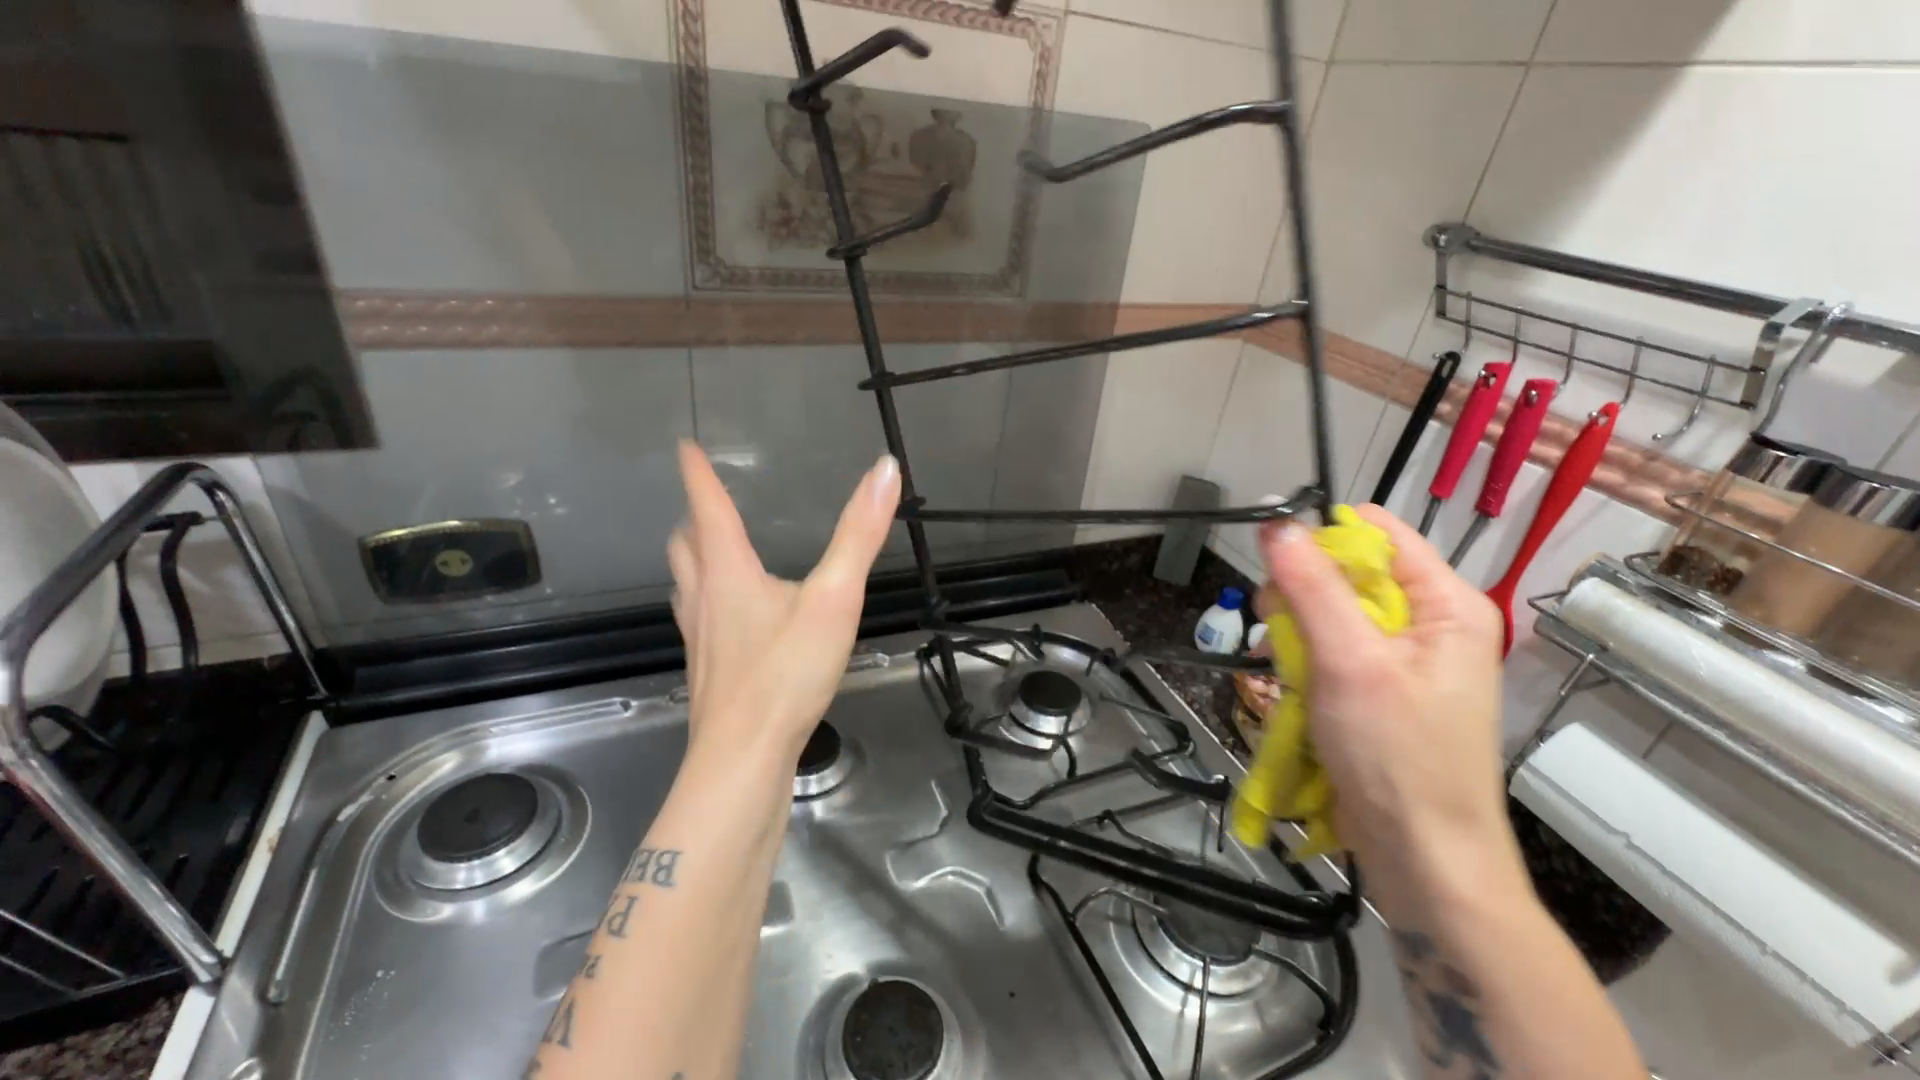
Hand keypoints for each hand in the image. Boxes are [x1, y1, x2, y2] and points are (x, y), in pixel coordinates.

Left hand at [667, 441, 900, 763]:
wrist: (743, 758)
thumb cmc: (785, 675)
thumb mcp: (834, 600)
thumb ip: (859, 536)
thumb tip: (884, 470)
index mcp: (728, 572)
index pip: (708, 508)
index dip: (698, 475)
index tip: (685, 448)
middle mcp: (704, 598)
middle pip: (685, 546)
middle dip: (693, 518)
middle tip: (705, 502)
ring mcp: (699, 638)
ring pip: (685, 584)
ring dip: (693, 560)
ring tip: (711, 552)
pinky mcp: (706, 671)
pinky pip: (698, 620)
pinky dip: (706, 601)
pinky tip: (729, 621)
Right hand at [1257, 505, 1518, 889]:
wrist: (1425, 860)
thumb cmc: (1397, 757)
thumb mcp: (1350, 663)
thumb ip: (1311, 589)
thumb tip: (1275, 523)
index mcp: (1447, 603)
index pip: (1375, 531)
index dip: (1320, 541)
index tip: (1274, 573)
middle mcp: (1433, 623)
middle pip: (1350, 574)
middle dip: (1302, 597)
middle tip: (1276, 634)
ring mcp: (1410, 662)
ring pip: (1334, 616)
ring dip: (1299, 636)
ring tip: (1283, 672)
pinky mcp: (1386, 694)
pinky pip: (1336, 655)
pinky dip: (1308, 667)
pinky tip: (1294, 693)